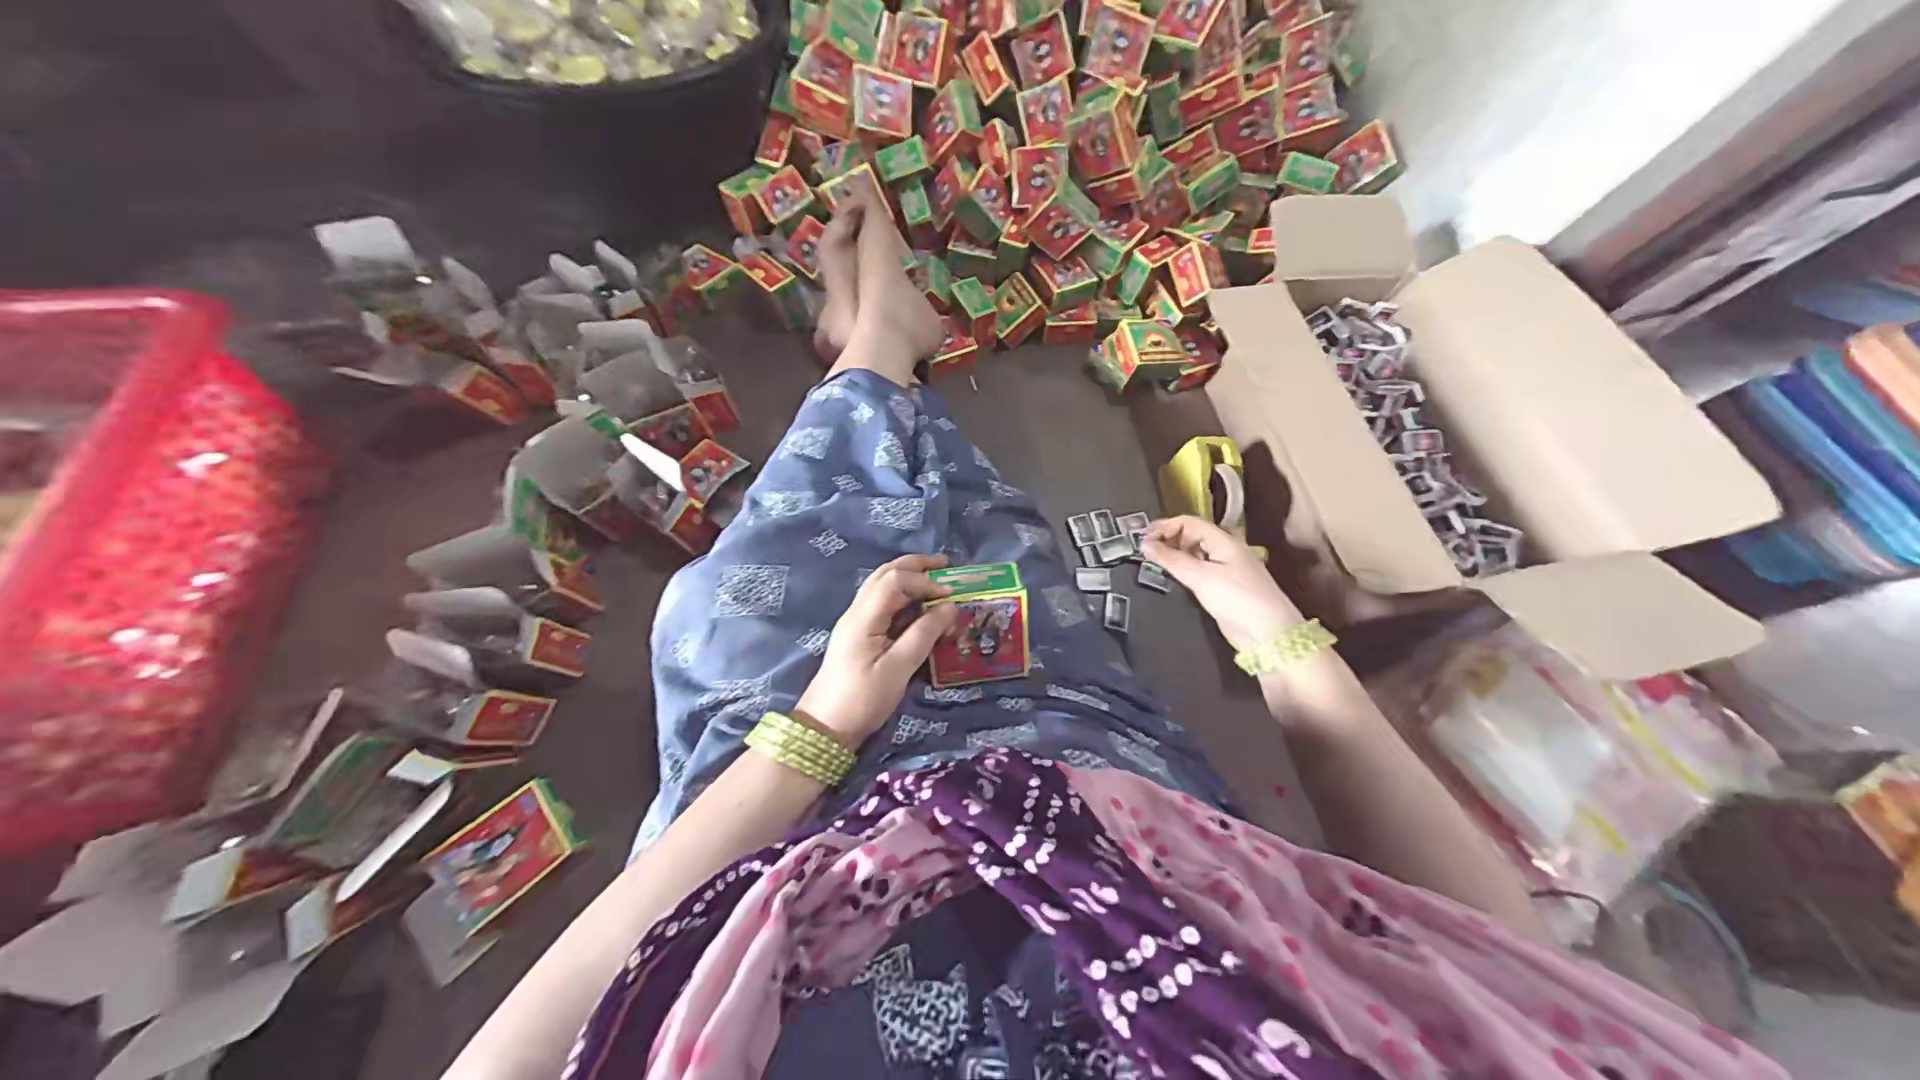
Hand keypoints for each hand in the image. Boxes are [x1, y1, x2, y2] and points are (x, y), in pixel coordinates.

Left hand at [795, 553, 956, 744]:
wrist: (825, 727)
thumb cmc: (862, 699)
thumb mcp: (898, 669)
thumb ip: (924, 634)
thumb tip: (949, 607)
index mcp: (864, 617)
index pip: (895, 581)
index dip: (925, 580)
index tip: (951, 594)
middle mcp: (857, 612)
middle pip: (885, 574)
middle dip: (916, 565)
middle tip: (946, 565)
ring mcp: (856, 623)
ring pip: (882, 586)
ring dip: (908, 577)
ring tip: (936, 578)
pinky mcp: (859, 635)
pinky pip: (882, 604)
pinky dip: (903, 596)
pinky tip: (919, 605)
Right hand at [1143, 516, 1303, 651]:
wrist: (1268, 634)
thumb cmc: (1240, 600)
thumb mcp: (1201, 577)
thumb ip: (1171, 559)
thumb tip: (1146, 544)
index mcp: (1224, 541)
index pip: (1189, 523)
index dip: (1165, 527)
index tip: (1144, 539)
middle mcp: (1225, 551)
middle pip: (1191, 536)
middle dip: (1168, 540)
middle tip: (1146, 551)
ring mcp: (1225, 569)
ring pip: (1194, 553)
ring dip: (1174, 555)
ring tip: (1154, 562)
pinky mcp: (1222, 588)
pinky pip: (1198, 571)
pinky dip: (1182, 570)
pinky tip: (1172, 577)